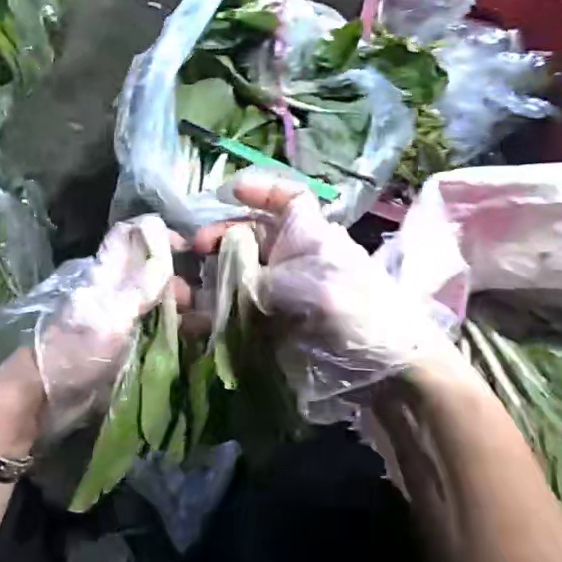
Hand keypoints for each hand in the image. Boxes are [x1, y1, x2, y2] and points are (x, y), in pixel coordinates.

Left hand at [0, 216, 189, 445]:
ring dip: (181, 308)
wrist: (47, 398)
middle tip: (200, 300)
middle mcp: (115, 293)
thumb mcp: (108, 318)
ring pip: (156, 302)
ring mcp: (121, 321)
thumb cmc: (73, 352)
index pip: (129, 238)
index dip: (157, 234)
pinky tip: (195, 340)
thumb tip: (167, 257)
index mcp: (105, 276)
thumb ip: (138, 288)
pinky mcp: (126, 347)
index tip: (189, 248)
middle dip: (178, 278)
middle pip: (150, 272)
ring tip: (206, 323)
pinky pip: (156, 331)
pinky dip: (176, 331)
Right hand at [194, 174, 470, 415]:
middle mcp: (290, 259)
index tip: (229, 191)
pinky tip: (190, 320)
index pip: (287, 199)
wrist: (382, 372)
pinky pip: (233, 313)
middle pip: (248, 236)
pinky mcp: (269, 326)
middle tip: (194, 248)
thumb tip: (231, 285)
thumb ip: (262, 279)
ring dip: (206, 279)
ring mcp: (278, 294)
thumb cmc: (354, 311)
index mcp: (307, 235)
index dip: (261, 189)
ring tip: (179, 286)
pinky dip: (211, 316)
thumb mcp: (307, 284)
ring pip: (234, 276)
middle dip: (219, 236)